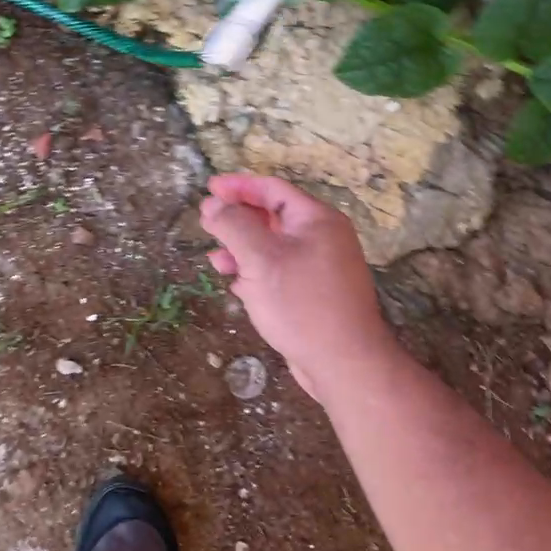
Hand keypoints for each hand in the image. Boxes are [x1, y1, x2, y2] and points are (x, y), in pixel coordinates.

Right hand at [200, 175, 398, 401]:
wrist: (344, 364)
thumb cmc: (301, 302)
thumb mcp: (259, 257)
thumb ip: (233, 224)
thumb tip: (214, 205)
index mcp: (315, 220)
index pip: (272, 188)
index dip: (238, 186)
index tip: (209, 188)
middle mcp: (322, 237)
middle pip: (271, 215)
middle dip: (236, 218)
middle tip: (206, 222)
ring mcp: (319, 266)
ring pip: (271, 245)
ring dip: (240, 248)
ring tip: (215, 260)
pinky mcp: (313, 292)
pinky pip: (277, 269)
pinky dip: (254, 270)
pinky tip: (236, 283)